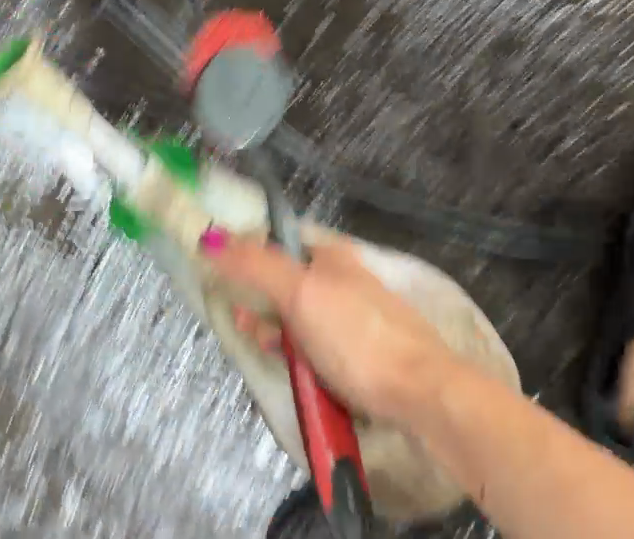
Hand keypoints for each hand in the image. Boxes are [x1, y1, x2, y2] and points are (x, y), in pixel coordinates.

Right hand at [204, 233, 461, 421]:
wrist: (424, 395)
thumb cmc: (356, 336)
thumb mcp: (298, 293)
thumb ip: (253, 265)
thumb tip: (210, 237)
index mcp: (332, 256)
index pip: (278, 242)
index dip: (248, 256)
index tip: (225, 278)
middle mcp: (345, 281)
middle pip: (287, 283)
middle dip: (259, 303)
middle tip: (241, 323)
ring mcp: (358, 320)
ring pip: (302, 320)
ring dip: (278, 334)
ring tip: (266, 351)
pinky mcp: (367, 357)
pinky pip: (320, 350)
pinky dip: (302, 358)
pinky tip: (297, 373)